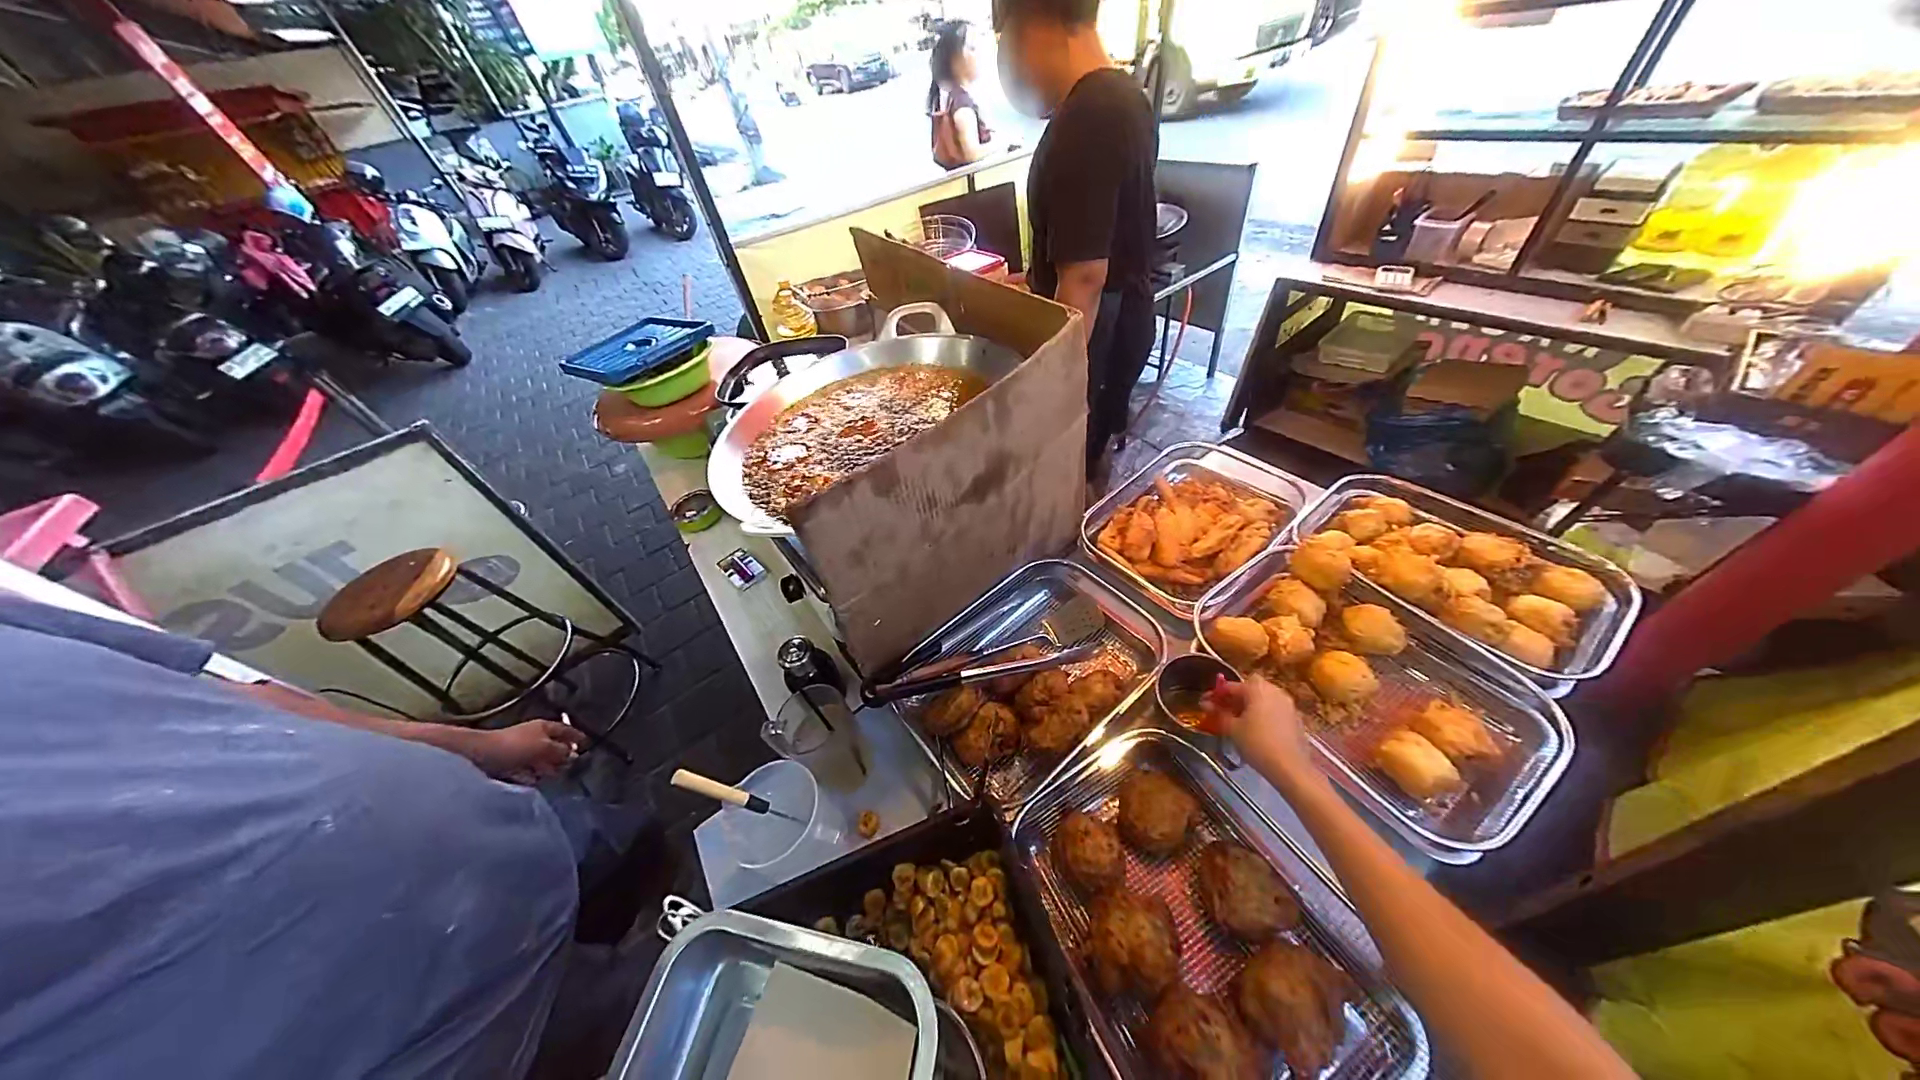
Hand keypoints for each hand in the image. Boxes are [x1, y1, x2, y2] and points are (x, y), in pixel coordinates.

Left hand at [466, 720, 585, 783]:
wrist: (480, 756)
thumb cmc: (516, 746)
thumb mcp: (545, 747)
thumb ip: (562, 751)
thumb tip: (574, 755)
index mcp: (545, 727)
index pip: (566, 730)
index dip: (577, 736)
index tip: (587, 743)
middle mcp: (535, 736)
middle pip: (554, 746)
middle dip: (562, 756)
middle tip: (570, 765)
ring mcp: (522, 750)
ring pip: (541, 759)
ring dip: (547, 767)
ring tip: (553, 776)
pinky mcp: (511, 763)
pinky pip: (527, 769)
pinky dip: (532, 774)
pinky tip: (534, 780)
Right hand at [1205, 675, 1319, 791]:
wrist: (1290, 767)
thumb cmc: (1257, 743)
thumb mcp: (1232, 729)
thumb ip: (1218, 713)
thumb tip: (1206, 704)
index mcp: (1257, 689)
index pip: (1231, 686)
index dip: (1216, 695)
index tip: (1206, 704)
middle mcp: (1274, 691)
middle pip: (1251, 686)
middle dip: (1237, 695)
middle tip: (1225, 710)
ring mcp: (1287, 704)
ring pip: (1264, 697)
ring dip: (1250, 704)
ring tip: (1239, 721)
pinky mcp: (1295, 718)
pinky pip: (1274, 708)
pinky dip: (1263, 713)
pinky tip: (1257, 729)